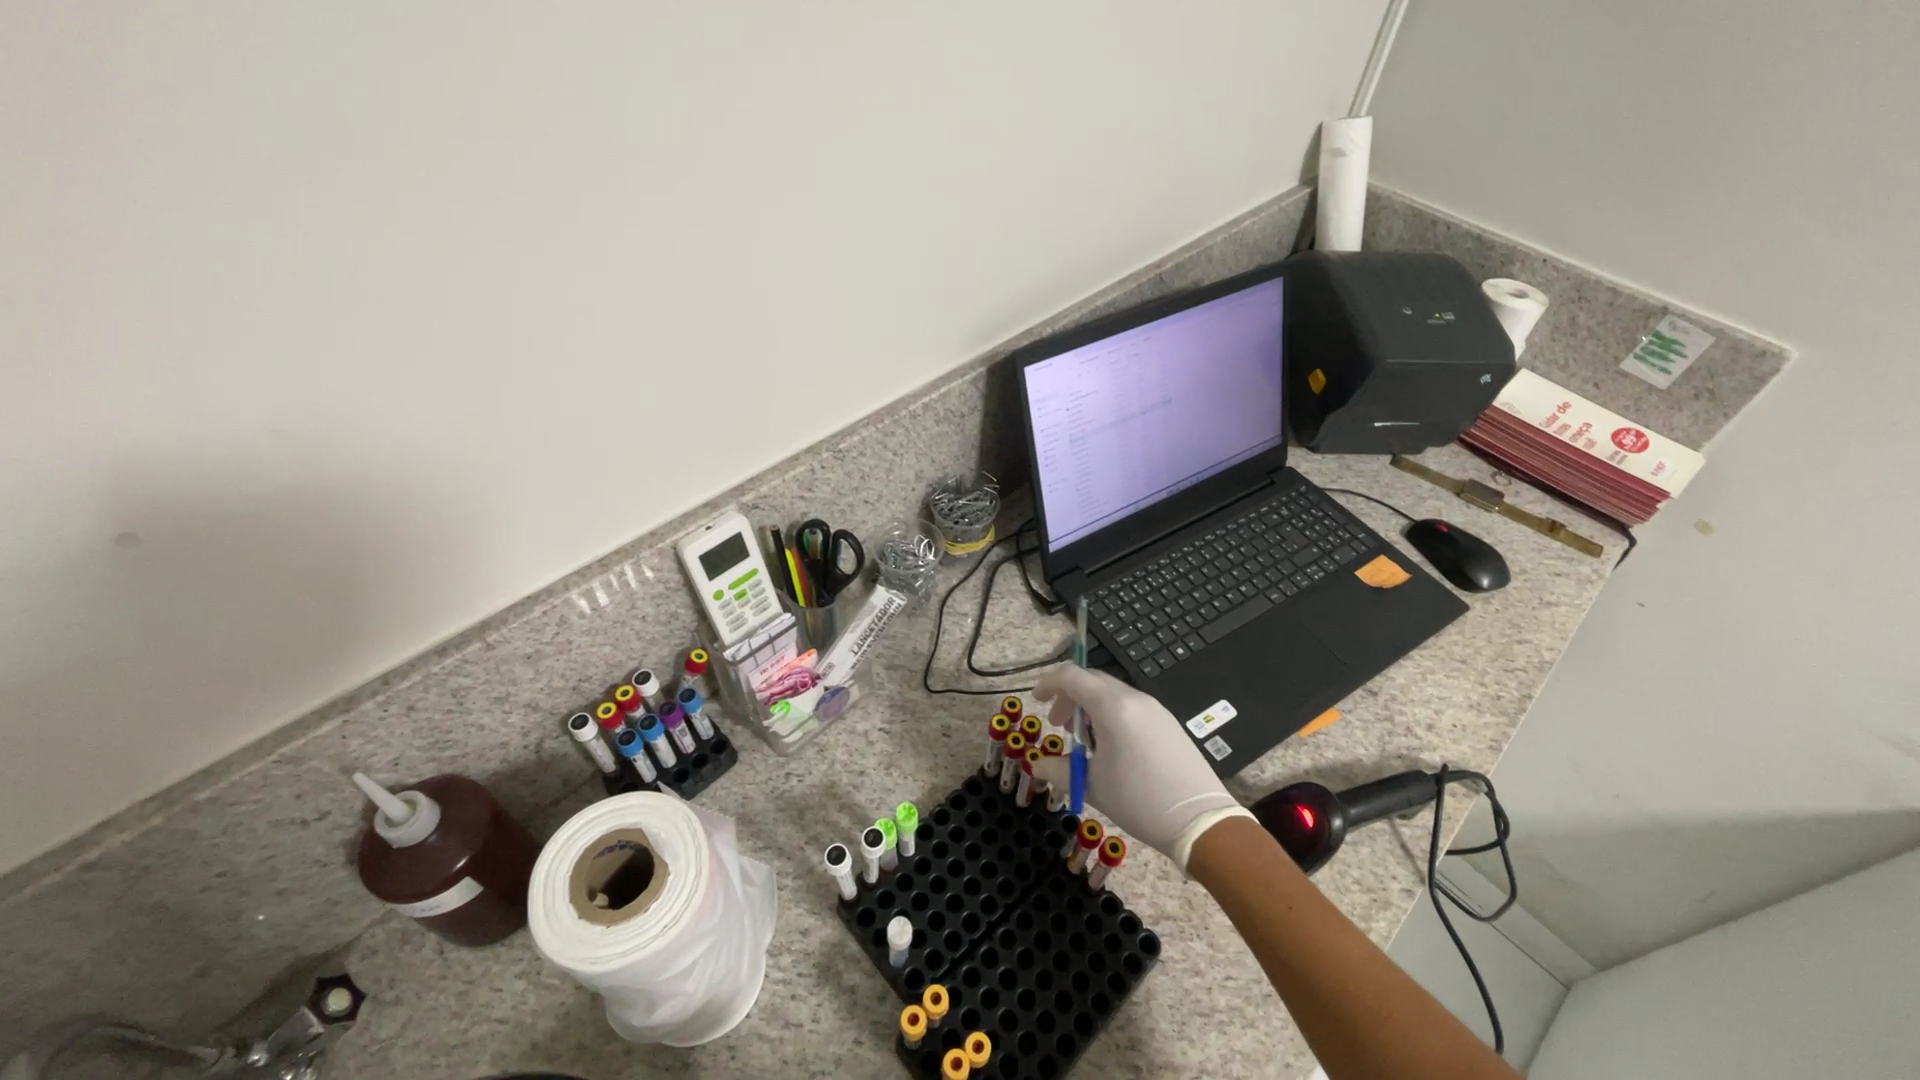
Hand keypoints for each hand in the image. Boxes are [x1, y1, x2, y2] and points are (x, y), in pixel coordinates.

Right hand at [1032, 667, 1254, 870]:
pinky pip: (1131, 707)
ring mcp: (1156, 709)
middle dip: (1069, 698)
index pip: (1072, 676)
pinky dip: (1111, 716)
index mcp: (1113, 707)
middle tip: (1058, 726)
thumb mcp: (1092, 786)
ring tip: (1084, 741)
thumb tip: (1035, 764)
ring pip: (1112, 694)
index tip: (1036, 700)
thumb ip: (1059, 770)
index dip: (1049, 683)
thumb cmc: (1139, 799)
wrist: (1200, 820)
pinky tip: (1111, 748)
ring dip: (1090, 708)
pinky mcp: (1168, 723)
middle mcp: (1135, 699)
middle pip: (1093, 681)